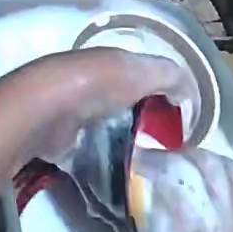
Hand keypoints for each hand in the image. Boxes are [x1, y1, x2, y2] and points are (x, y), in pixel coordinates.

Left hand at [6, 48, 191, 159]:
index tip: (178, 116)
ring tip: (149, 161)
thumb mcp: (138, 70)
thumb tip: (186, 89)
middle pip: (121, 101)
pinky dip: (106, 158)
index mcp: (104, 60)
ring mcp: (71, 110)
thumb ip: (166, 74)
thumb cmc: (94, 84)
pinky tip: (123, 171)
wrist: (46, 111)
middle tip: (167, 145)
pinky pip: (91, 148)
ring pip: (106, 125)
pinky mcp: (61, 137)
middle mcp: (85, 80)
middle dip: (142, 119)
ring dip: (124, 141)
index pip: (137, 72)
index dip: (158, 90)